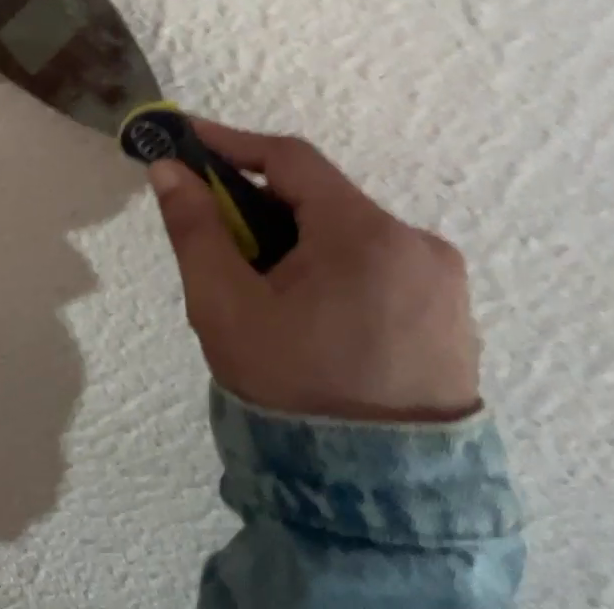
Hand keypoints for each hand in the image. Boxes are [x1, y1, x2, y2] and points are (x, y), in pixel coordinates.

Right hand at [148, 119, 481, 422]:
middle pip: (318, 198)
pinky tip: (296, 303)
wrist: (374, 480)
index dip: (228, 141)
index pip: (290, 160)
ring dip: (290, 237)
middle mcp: (416, 245)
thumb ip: (194, 226)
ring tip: (250, 280)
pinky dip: (325, 264)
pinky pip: (372, 263)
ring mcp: (440, 280)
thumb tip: (167, 168)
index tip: (179, 134)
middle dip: (256, 203)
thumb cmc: (290, 379)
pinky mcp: (446, 311)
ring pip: (344, 233)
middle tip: (208, 229)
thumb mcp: (223, 301)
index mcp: (366, 236)